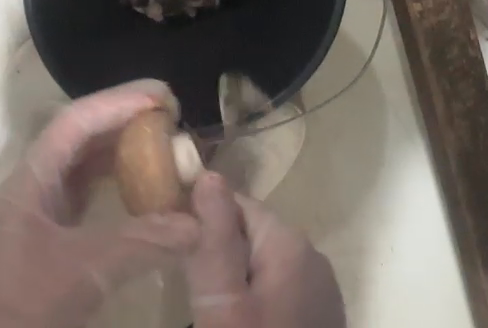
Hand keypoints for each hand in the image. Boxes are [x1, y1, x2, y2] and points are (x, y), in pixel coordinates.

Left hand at [0, 80, 200, 327]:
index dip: (120, 101)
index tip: (163, 97)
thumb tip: (198, 223)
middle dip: (125, 119)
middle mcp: (34, 184)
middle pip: (81, 134)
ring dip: (122, 148)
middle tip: (170, 115)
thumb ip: (142, 242)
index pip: (77, 120)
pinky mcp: (48, 236)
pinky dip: (116, 181)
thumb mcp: (84, 270)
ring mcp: (39, 210)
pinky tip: (141, 186)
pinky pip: (87, 191)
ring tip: (162, 142)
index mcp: (31, 178)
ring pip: (84, 162)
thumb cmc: (22, 306)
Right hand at [186, 171, 346, 327]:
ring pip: (263, 266)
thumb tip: (208, 174)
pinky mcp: (318, 322)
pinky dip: (254, 303)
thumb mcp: (223, 308)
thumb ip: (215, 240)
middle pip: (250, 235)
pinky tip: (236, 326)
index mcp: (290, 243)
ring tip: (201, 309)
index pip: (236, 205)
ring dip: (233, 280)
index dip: (200, 217)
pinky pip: (278, 294)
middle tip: (180, 283)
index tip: (167, 242)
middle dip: (216, 251)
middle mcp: (312, 258)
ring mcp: (320, 293)